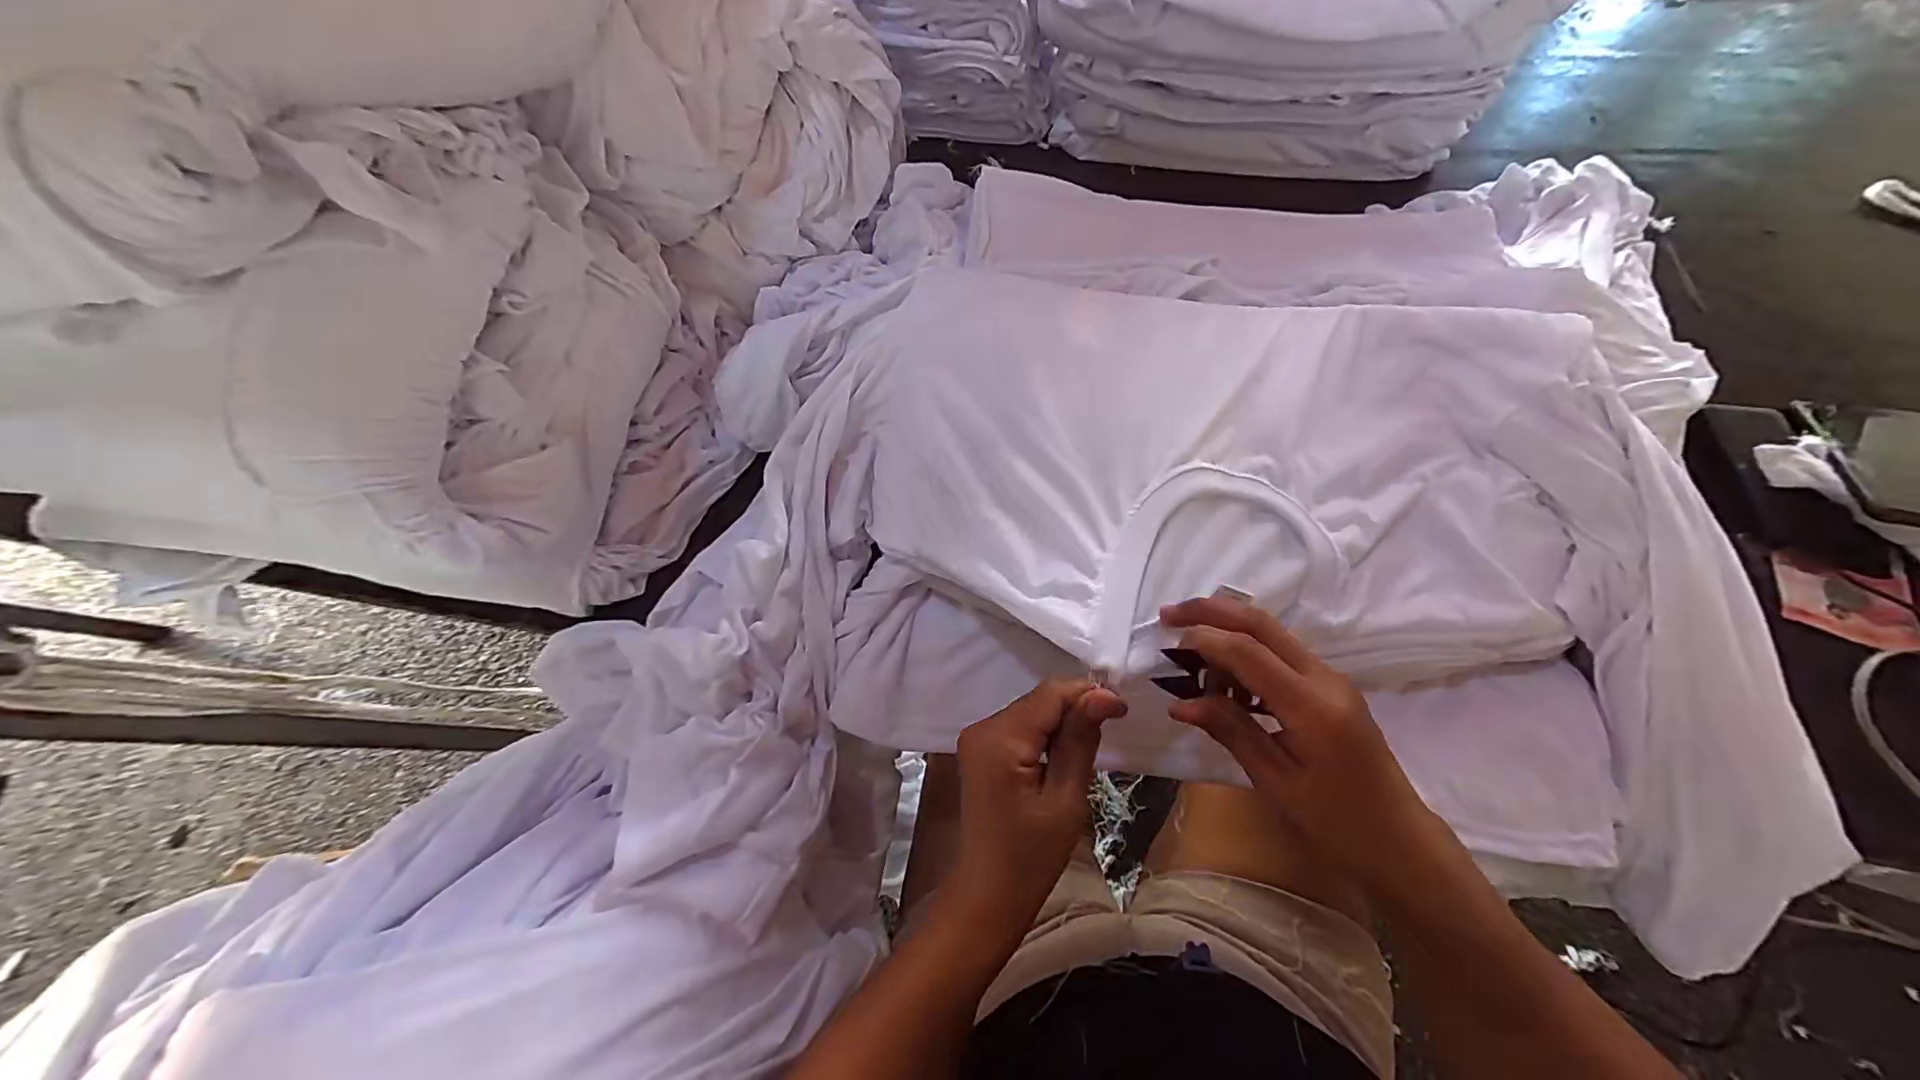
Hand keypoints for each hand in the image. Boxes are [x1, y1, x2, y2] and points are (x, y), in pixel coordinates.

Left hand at [950, 678, 1127, 930]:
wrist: (989, 893)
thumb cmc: (1032, 857)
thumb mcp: (1066, 799)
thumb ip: (1080, 741)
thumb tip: (1103, 695)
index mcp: (999, 739)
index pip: (1049, 695)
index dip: (1088, 694)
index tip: (1124, 709)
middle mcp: (982, 728)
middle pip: (1038, 700)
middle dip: (1076, 707)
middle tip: (1114, 725)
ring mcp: (977, 738)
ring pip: (1031, 711)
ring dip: (1062, 720)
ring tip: (1093, 740)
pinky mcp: (979, 749)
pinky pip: (1019, 727)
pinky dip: (1045, 733)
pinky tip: (1064, 751)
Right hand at [1159, 596, 1451, 893]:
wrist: (1398, 837)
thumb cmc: (1336, 820)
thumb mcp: (1275, 781)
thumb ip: (1229, 731)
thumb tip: (1180, 703)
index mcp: (1311, 706)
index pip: (1249, 651)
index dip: (1204, 640)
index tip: (1167, 647)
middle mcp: (1324, 678)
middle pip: (1261, 624)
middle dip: (1211, 611)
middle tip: (1168, 615)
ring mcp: (1330, 678)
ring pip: (1271, 633)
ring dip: (1226, 631)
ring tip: (1189, 660)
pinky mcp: (1328, 686)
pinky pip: (1280, 654)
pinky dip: (1245, 653)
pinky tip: (1222, 680)